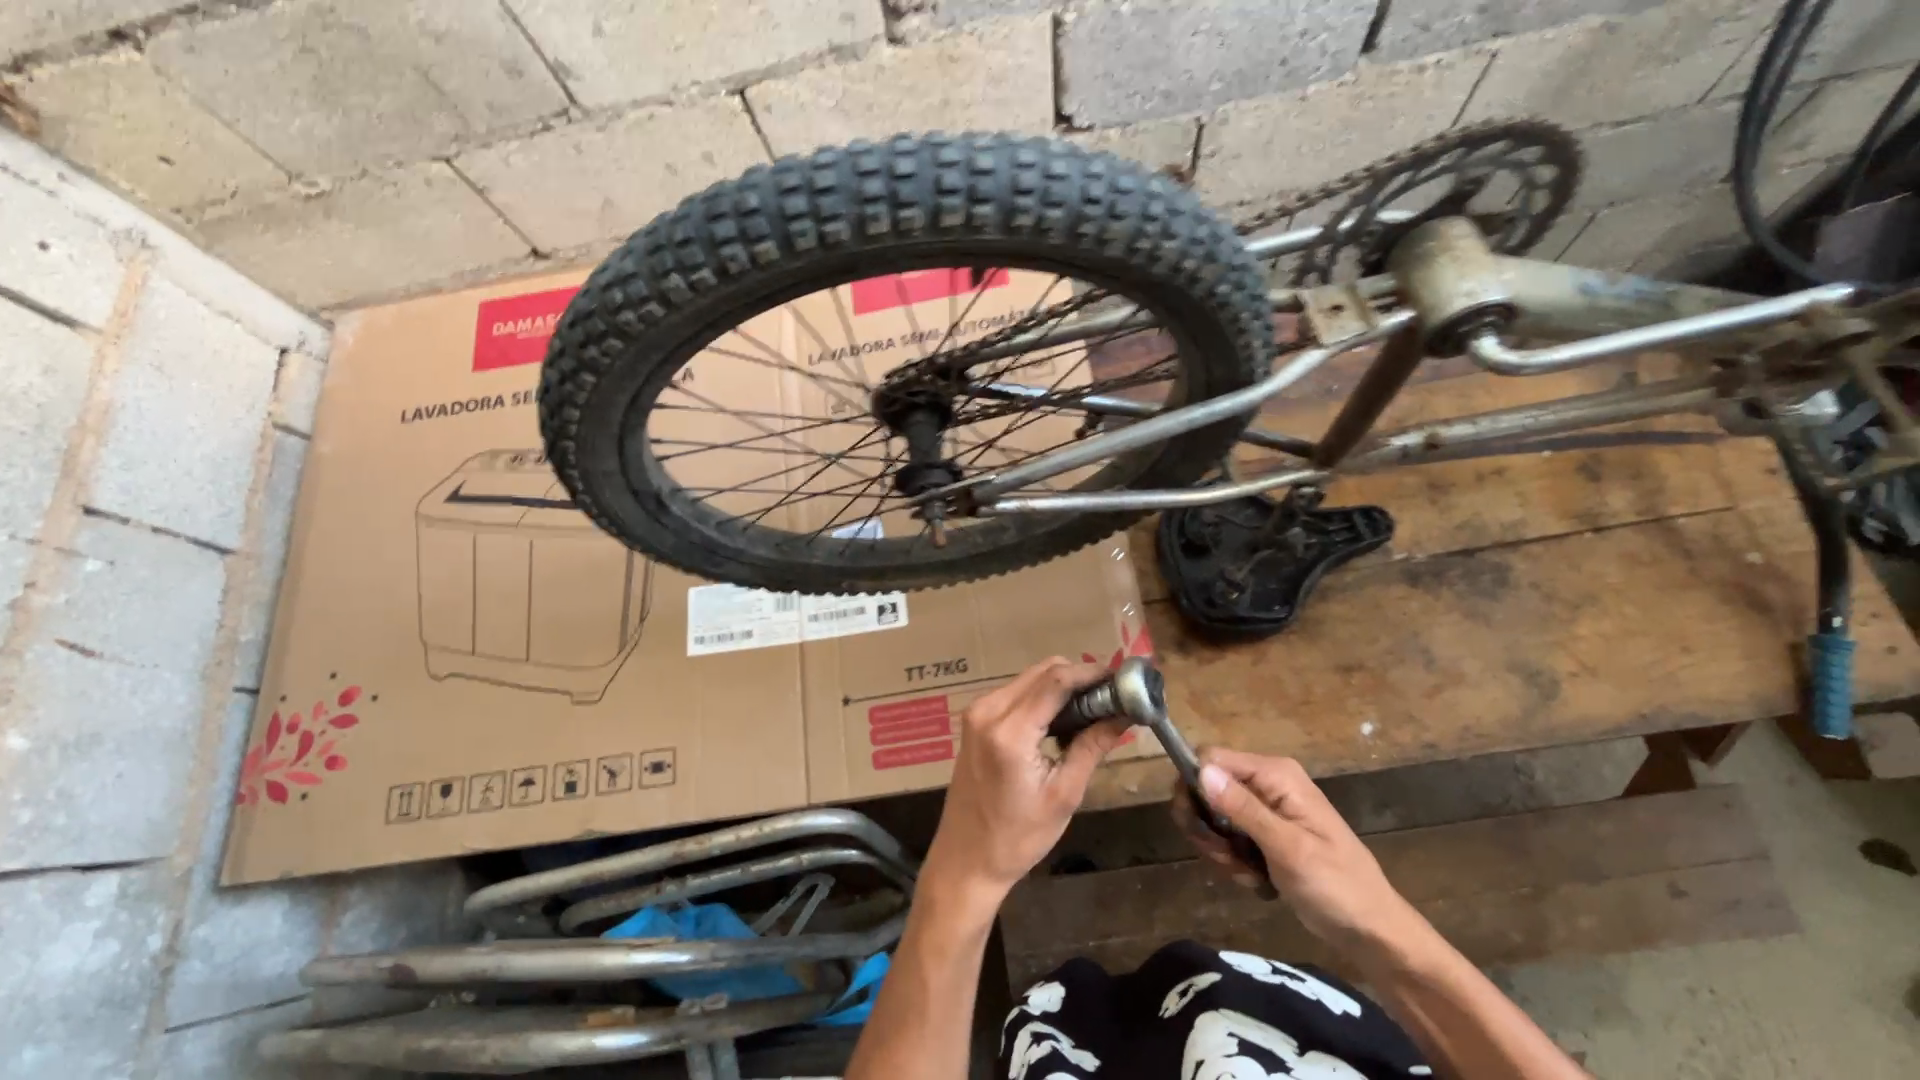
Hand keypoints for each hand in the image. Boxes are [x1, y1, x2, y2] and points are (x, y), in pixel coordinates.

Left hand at [925, 658, 1130, 900]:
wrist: (966, 859)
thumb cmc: (1017, 837)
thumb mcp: (1064, 795)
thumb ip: (1092, 746)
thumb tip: (1125, 713)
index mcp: (1009, 732)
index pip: (1057, 680)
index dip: (1092, 673)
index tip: (1123, 679)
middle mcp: (988, 711)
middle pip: (1043, 672)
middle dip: (1080, 678)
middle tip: (1113, 698)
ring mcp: (977, 713)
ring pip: (1030, 679)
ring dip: (1062, 687)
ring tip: (1094, 712)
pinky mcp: (975, 721)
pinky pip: (1016, 693)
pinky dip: (1043, 698)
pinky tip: (1063, 722)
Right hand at [1175, 748, 1431, 962]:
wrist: (1369, 929)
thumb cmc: (1335, 885)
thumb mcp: (1288, 848)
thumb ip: (1243, 808)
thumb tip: (1201, 771)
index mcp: (1276, 775)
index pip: (1211, 759)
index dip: (1196, 787)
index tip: (1200, 825)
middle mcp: (1267, 783)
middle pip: (1206, 787)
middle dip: (1207, 826)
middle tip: (1226, 857)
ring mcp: (1265, 809)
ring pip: (1213, 816)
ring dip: (1221, 848)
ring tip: (1247, 873)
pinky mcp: (1263, 833)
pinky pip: (1227, 836)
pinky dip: (1232, 860)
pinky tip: (1254, 879)